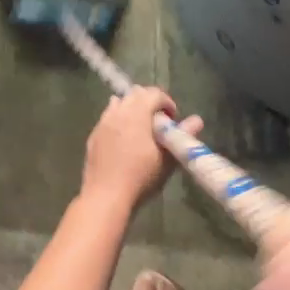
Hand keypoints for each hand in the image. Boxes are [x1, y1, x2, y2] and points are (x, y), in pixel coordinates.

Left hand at [80, 87, 203, 207]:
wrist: (106, 195)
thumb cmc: (141, 176)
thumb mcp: (168, 158)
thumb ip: (182, 135)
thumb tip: (197, 120)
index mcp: (136, 113)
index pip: (153, 93)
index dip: (167, 102)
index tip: (173, 119)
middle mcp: (117, 113)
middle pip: (134, 95)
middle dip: (149, 103)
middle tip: (159, 122)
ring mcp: (102, 124)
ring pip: (118, 104)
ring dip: (132, 110)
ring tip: (141, 128)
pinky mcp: (93, 136)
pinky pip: (107, 118)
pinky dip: (118, 120)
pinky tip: (123, 138)